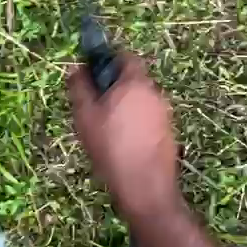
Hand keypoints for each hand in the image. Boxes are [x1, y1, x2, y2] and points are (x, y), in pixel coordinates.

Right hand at [66, 54, 183, 224]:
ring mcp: (165, 114)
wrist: (146, 189)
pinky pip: (148, 118)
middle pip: (132, 79)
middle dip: (114, 87)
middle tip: (94, 106)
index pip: (126, 56)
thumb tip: (78, 69)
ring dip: (124, 106)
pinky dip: (135, 123)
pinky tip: (122, 144)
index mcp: (135, 82)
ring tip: (106, 129)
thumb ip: (80, 87)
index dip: (108, 61)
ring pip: (139, 100)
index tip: (92, 76)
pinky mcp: (168, 133)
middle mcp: (154, 93)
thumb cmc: (111, 147)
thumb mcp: (85, 116)